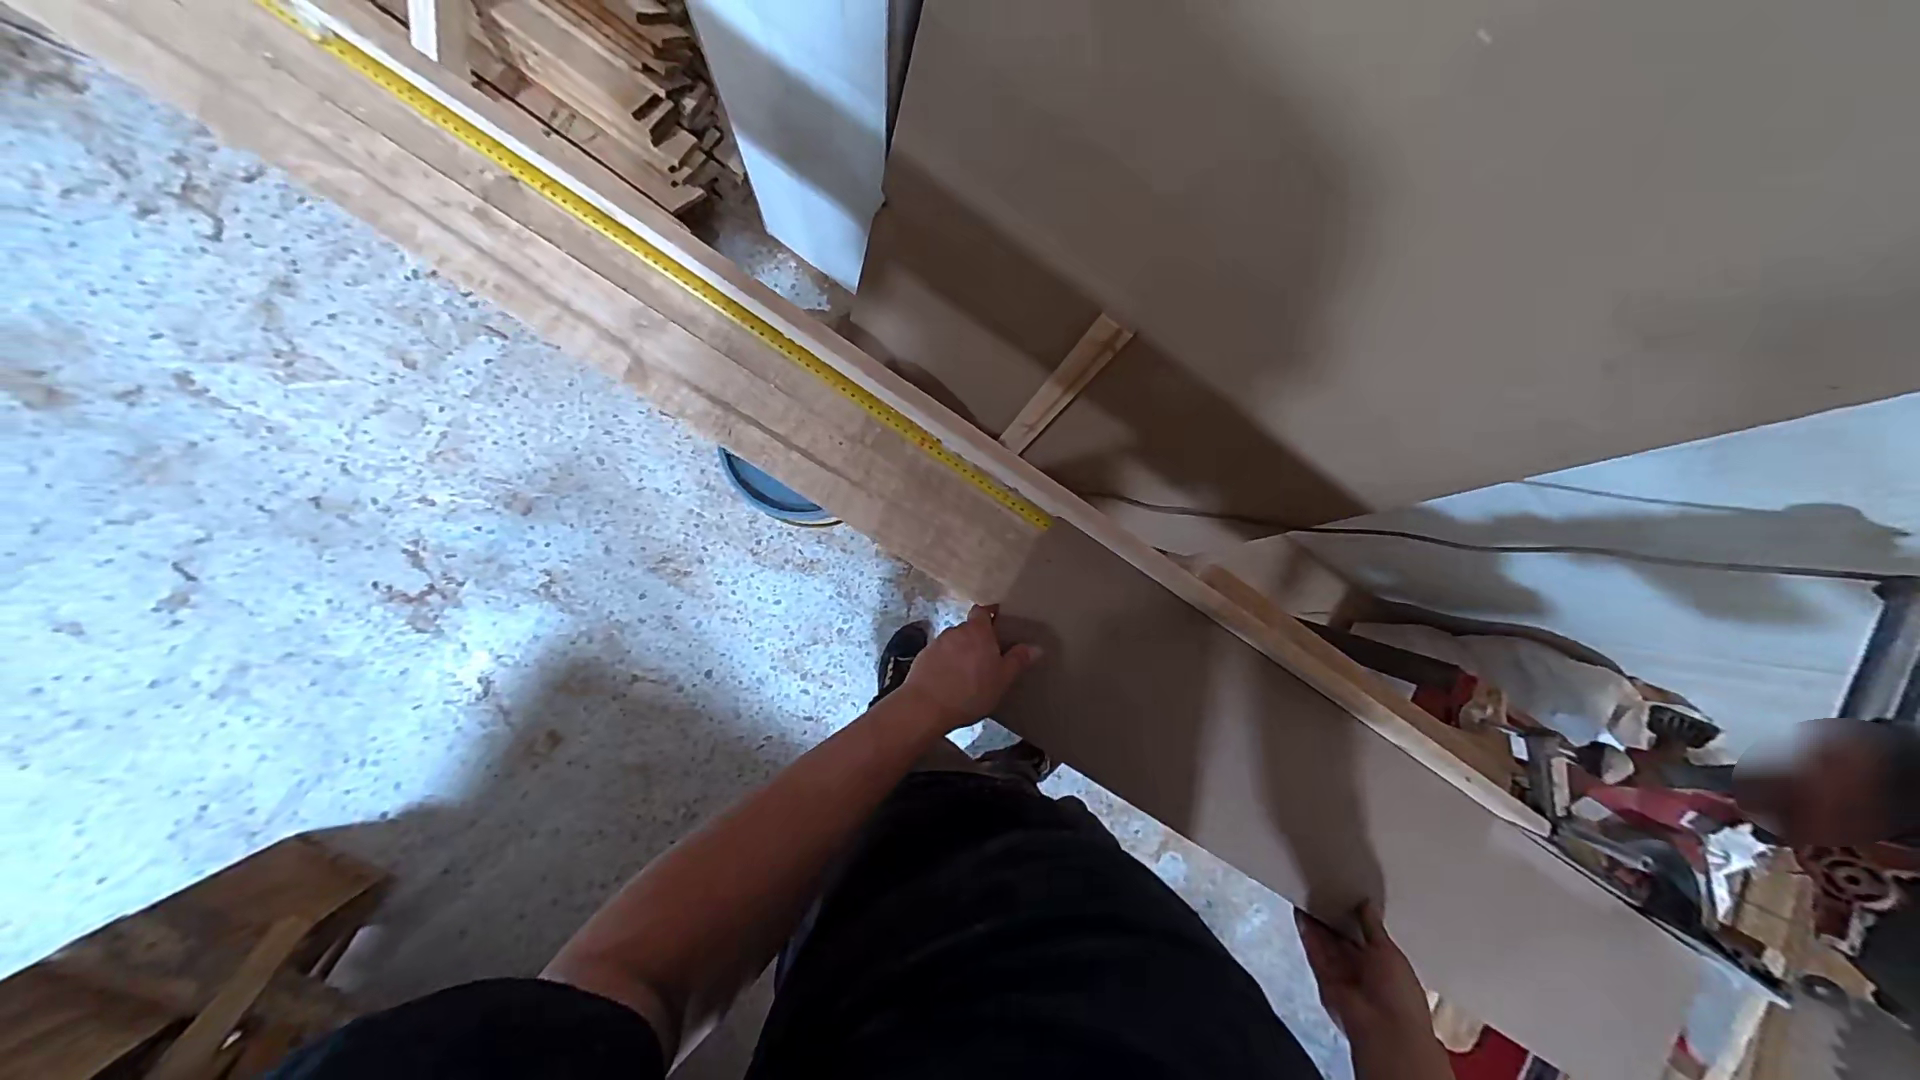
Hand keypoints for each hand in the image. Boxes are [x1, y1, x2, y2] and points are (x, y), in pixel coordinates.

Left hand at [897, 605, 1041, 731]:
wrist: (926, 707)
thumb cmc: (970, 691)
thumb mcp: (1002, 679)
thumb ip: (1018, 660)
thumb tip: (1036, 647)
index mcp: (977, 631)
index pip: (982, 611)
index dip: (989, 613)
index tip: (998, 620)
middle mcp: (955, 631)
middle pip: (968, 628)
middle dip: (977, 639)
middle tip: (988, 657)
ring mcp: (936, 644)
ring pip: (953, 643)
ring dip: (961, 652)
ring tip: (969, 673)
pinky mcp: (922, 658)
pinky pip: (939, 656)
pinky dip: (946, 664)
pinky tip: (951, 681)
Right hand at [1296, 902, 1450, 1079]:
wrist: (1383, 1029)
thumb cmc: (1399, 993)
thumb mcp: (1390, 952)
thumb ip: (1373, 926)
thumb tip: (1366, 903)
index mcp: (1386, 964)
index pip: (1367, 934)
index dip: (1356, 915)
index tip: (1345, 892)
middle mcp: (1362, 968)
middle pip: (1343, 936)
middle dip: (1334, 915)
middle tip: (1323, 887)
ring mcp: (1341, 971)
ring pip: (1326, 940)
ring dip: (1317, 919)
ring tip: (1307, 891)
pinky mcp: (1322, 974)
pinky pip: (1313, 948)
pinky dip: (1306, 930)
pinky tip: (1300, 909)